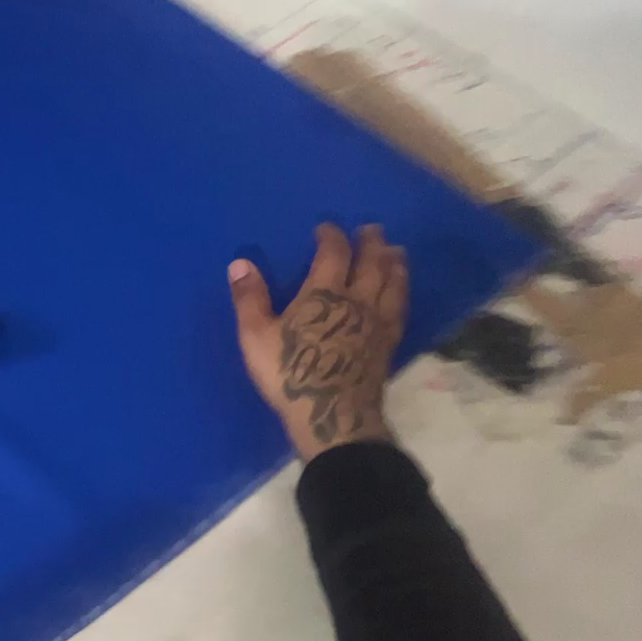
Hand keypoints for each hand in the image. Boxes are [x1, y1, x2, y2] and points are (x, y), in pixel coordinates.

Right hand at [228, 223, 407, 460]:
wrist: (332, 413)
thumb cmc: (289, 372)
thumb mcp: (256, 336)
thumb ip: (250, 298)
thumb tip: (240, 263)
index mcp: (323, 294)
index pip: (332, 254)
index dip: (330, 237)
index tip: (327, 227)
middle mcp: (357, 300)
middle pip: (371, 264)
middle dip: (370, 243)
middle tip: (372, 229)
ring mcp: (377, 322)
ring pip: (392, 283)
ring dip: (394, 264)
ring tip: (396, 252)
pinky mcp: (388, 343)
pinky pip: (400, 309)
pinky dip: (401, 293)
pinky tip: (400, 294)